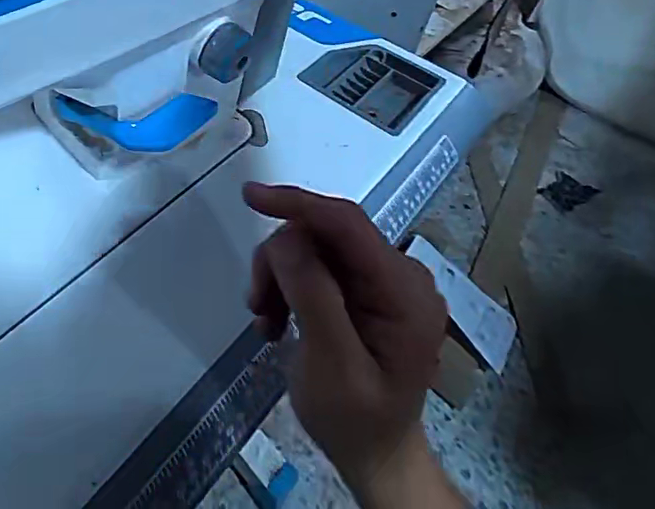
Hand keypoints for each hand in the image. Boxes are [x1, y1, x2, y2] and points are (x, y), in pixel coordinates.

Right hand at [243, 183, 461, 506]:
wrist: (377, 458)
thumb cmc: (357, 423)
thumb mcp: (332, 367)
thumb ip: (313, 296)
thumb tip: (285, 237)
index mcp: (404, 290)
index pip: (347, 224)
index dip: (298, 204)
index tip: (250, 197)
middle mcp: (400, 272)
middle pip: (324, 234)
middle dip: (282, 261)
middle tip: (258, 303)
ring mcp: (384, 279)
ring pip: (314, 246)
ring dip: (281, 277)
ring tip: (267, 321)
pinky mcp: (367, 287)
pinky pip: (317, 263)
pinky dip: (290, 285)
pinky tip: (278, 319)